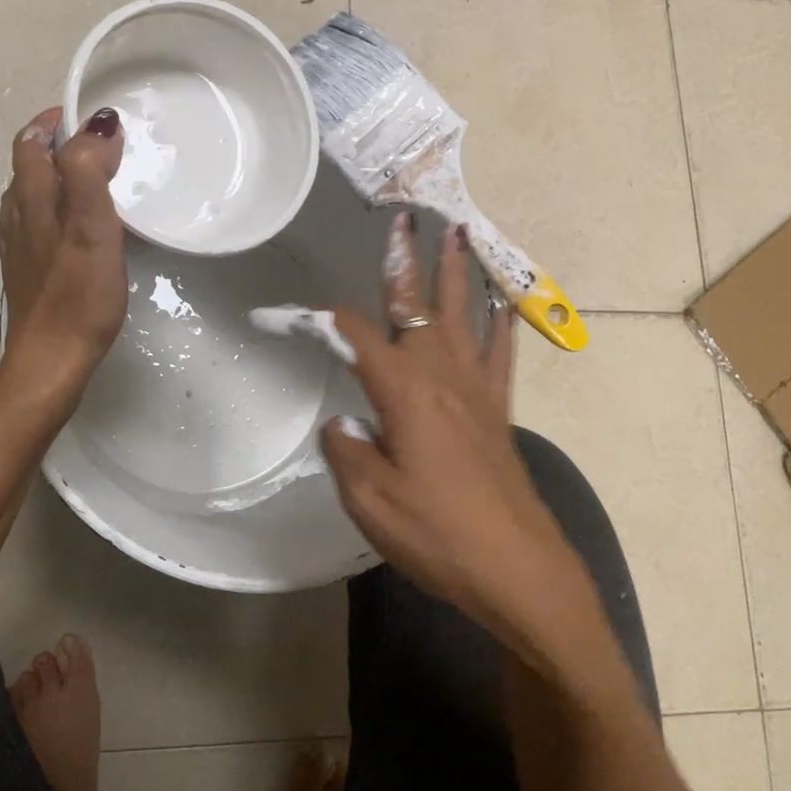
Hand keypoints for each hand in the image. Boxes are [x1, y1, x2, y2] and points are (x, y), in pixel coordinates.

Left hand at [0, 106, 127, 398]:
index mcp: (32, 199)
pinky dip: (60, 208)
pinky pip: (39, 222)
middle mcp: (18, 215)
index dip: (56, 121)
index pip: (31, 140)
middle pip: (30, 165)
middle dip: (60, 145)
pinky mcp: (28, 269)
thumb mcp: (92, 228)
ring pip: (33, 194)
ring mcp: (20, 245)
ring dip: (60, 177)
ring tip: (98, 179)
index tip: (92, 118)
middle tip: (103, 145)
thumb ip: (89, 172)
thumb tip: (97, 124)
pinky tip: (83, 227)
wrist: (51, 361)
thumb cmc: (78, 296)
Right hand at [322, 216, 594, 637]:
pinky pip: (500, 356)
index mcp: (404, 389)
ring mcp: (476, 392)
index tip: (271, 316)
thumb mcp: (369, 498)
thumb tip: (345, 424)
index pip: (348, 335)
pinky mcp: (498, 413)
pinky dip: (501, 326)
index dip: (309, 319)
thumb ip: (347, 450)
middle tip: (403, 219)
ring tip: (457, 235)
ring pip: (463, 316)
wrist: (518, 571)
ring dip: (456, 273)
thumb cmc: (438, 534)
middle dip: (404, 260)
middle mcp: (442, 376)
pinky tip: (505, 306)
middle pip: (416, 305)